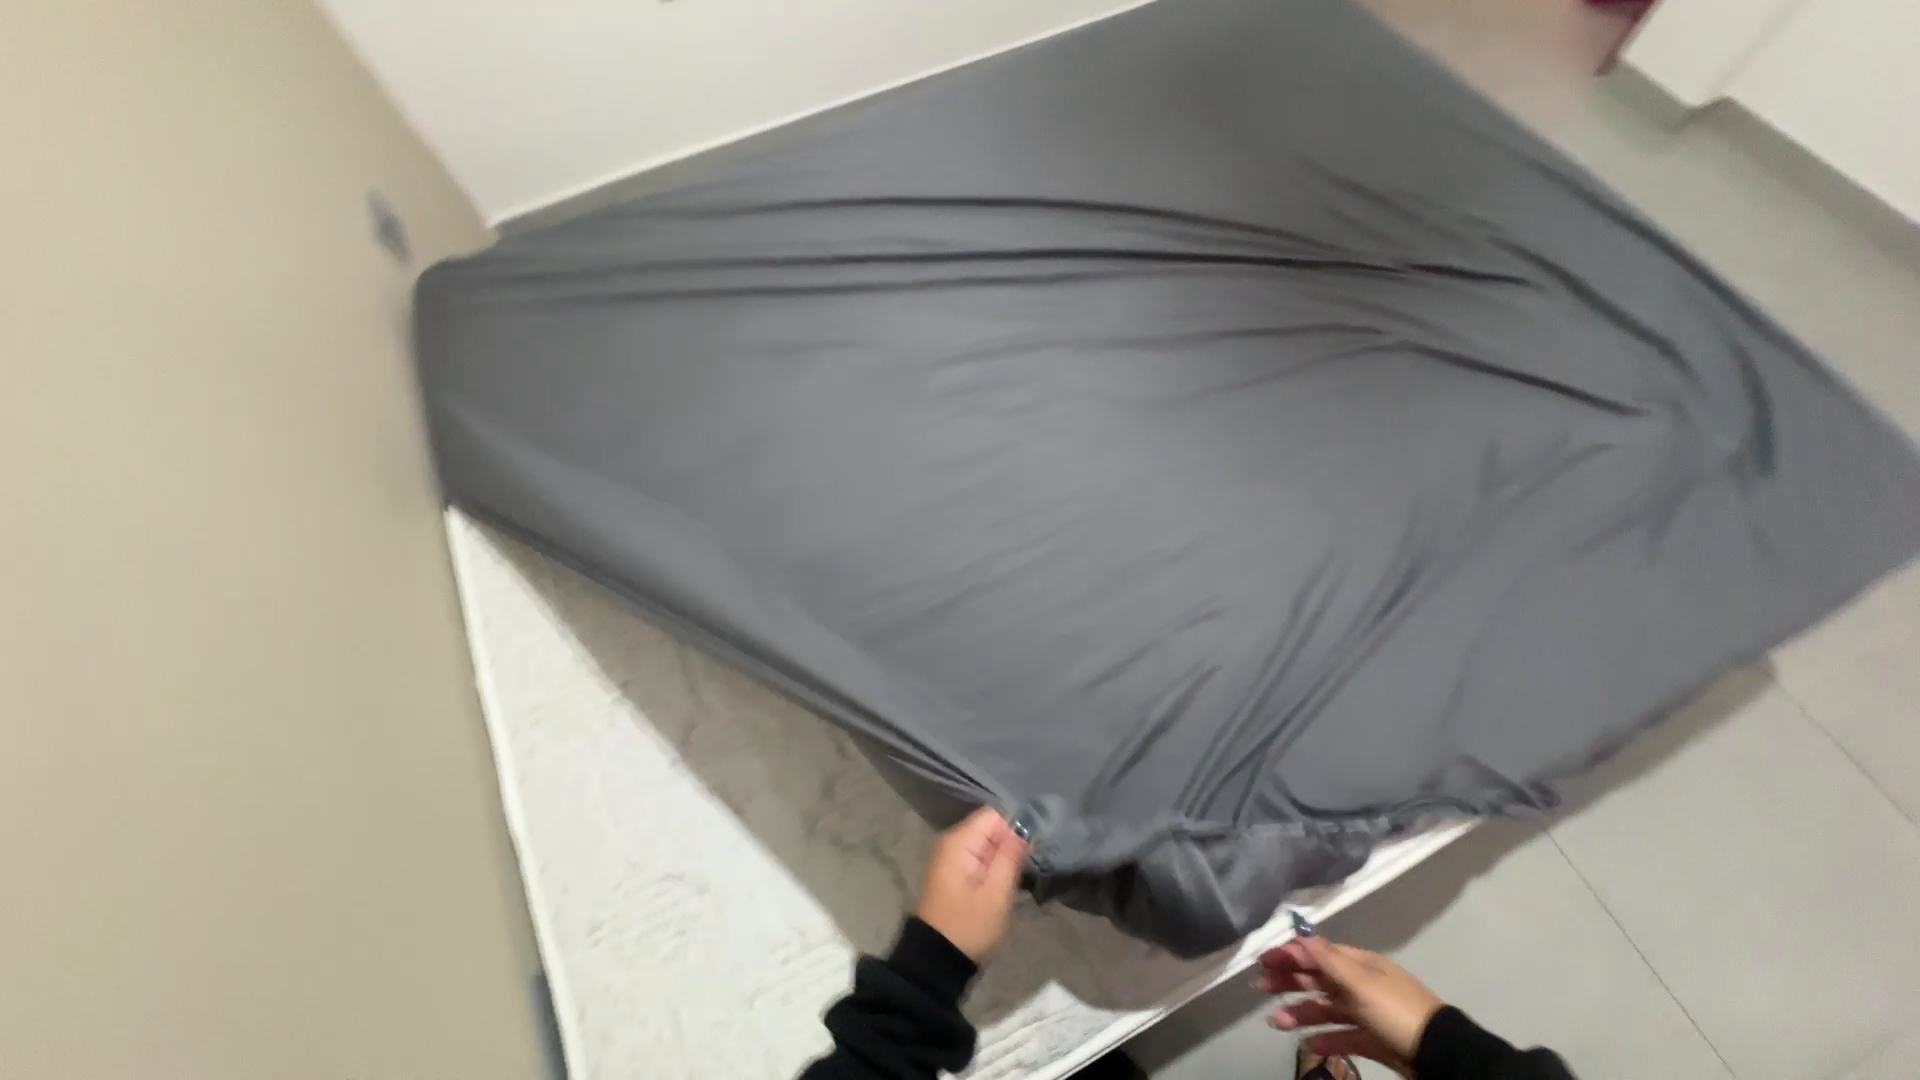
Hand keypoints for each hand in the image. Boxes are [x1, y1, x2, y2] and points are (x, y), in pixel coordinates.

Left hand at [913, 807, 1029, 960]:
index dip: (1013, 832)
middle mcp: (950, 842)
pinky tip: (995, 891)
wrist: (936, 961)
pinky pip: (976, 858)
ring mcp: (948, 857)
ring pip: (984, 845)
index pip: (994, 816)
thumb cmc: (968, 926)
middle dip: (1007, 848)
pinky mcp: (950, 873)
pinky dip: (989, 870)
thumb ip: (1010, 856)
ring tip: (1008, 886)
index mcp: (959, 841)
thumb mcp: (996, 894)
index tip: (1023, 859)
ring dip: (999, 862)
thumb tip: (1025, 826)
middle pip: (989, 829)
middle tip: (1015, 877)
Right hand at [1258, 935, 1445, 1076]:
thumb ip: (1327, 960)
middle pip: (1318, 979)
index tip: (1263, 960)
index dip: (1290, 954)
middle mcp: (1360, 984)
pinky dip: (1324, 1039)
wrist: (1442, 1055)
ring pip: (1326, 1009)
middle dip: (1289, 982)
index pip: (1317, 953)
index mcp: (1359, 964)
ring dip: (1300, 1013)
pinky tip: (1307, 1045)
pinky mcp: (1372, 1040)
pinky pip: (1342, 1036)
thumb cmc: (1397, 1011)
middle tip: (1260, 989)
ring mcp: (1367, 1013)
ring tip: (1277, 1023)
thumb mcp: (1361, 982)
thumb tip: (1299, 933)